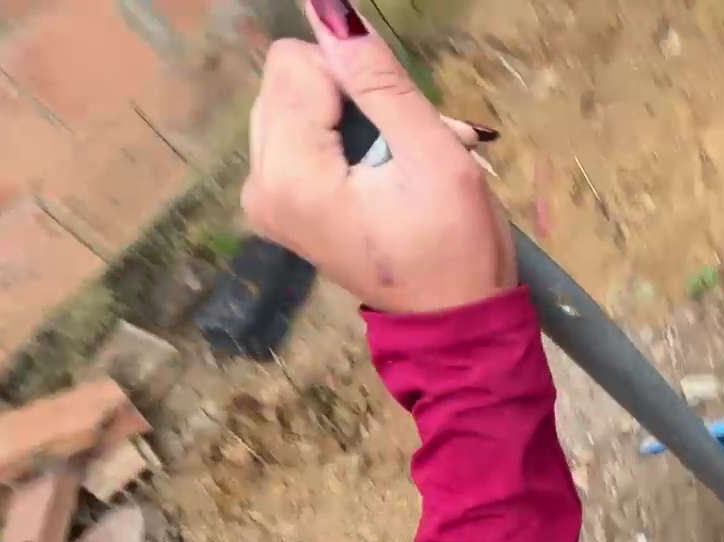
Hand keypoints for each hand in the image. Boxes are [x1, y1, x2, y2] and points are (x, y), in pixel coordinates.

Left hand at [242, 0, 513, 312]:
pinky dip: (351, 152)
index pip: (299, 65)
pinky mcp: (286, 215)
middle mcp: (261, 185)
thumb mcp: (439, 162)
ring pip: (299, 114)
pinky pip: (304, 149)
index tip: (414, 125)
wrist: (460, 328)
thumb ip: (382, 83)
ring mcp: (269, 204)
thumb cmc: (462, 253)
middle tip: (427, 144)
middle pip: (292, 86)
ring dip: (362, 127)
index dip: (364, 83)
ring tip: (418, 166)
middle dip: (362, 105)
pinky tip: (395, 178)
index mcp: (293, 174)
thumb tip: (331, 9)